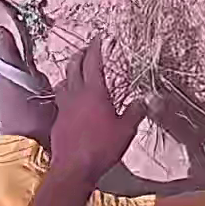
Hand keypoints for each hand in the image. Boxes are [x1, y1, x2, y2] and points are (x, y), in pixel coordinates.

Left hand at [47, 35, 144, 184]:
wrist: (73, 167)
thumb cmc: (102, 147)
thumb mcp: (126, 130)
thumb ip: (135, 112)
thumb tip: (146, 100)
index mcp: (94, 92)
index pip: (94, 62)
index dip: (96, 48)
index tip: (99, 38)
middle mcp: (76, 94)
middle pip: (74, 66)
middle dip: (81, 54)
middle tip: (87, 49)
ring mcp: (64, 106)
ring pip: (65, 80)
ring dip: (71, 71)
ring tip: (76, 69)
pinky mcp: (58, 118)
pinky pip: (61, 97)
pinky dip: (67, 90)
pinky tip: (71, 97)